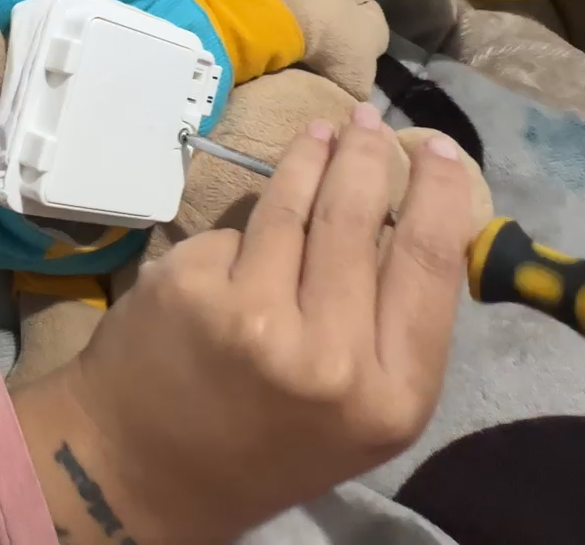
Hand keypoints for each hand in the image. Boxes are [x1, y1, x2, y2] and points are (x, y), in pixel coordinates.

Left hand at [10, 103, 476, 542]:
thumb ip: (385, 327)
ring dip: (309, 157)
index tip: (440, 150)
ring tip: (321, 131)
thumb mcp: (354, 410)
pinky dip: (243, 228)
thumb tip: (402, 220)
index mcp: (388, 396)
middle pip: (357, 220)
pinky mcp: (191, 284)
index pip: (429, 266)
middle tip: (369, 120)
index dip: (439, 195)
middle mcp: (326, 356)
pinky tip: (247, 230)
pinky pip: (234, 232)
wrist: (144, 465)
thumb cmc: (262, 441)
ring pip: (291, 207)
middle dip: (367, 157)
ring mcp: (251, 314)